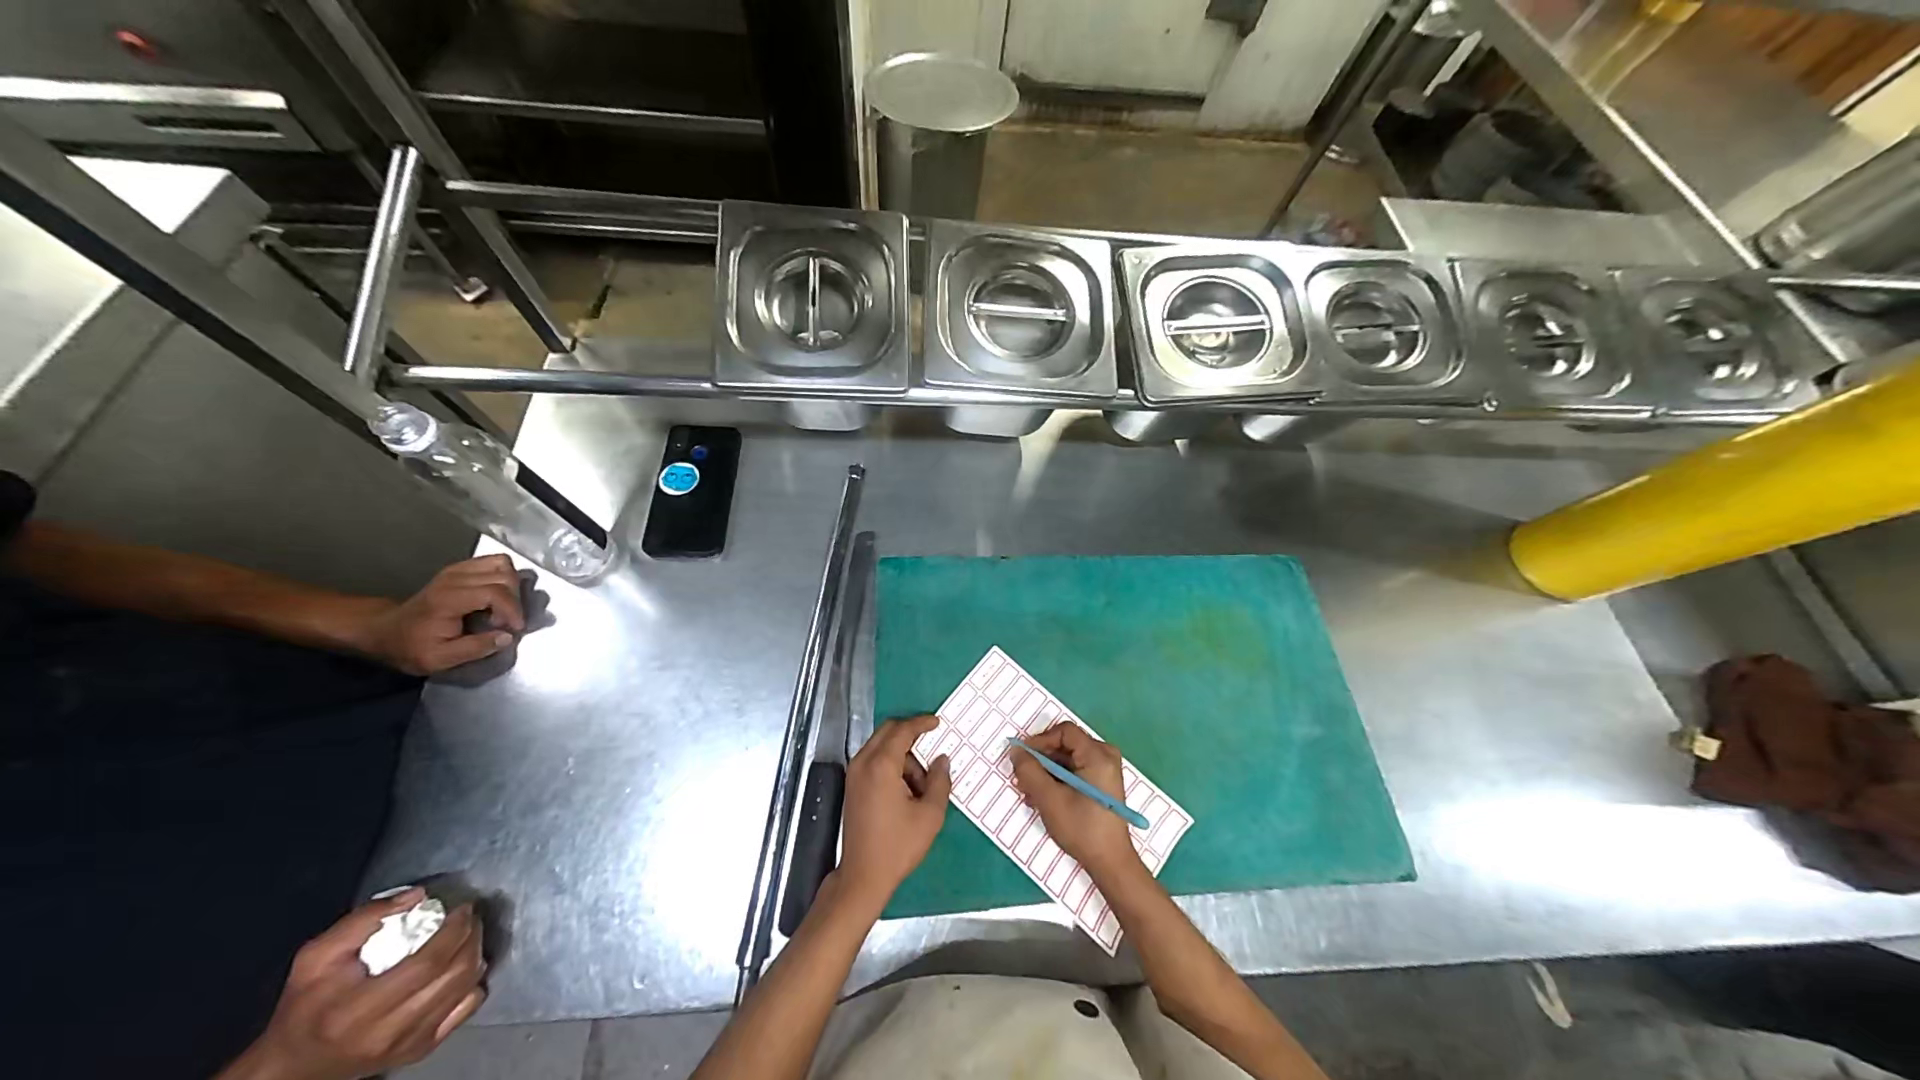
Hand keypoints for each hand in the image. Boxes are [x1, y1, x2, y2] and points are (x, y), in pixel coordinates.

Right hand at [217, 888, 486, 1079]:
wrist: (293, 1064)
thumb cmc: (304, 1006)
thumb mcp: (317, 957)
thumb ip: (364, 919)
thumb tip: (417, 895)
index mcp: (357, 1009)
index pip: (427, 964)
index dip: (454, 930)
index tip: (462, 908)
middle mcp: (387, 1032)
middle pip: (455, 975)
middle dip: (471, 937)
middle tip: (468, 917)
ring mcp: (409, 1044)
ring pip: (467, 989)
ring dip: (476, 954)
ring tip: (468, 935)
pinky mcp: (421, 1050)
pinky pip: (466, 1009)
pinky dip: (473, 981)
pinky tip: (463, 967)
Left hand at [356, 555, 526, 674]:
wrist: (385, 630)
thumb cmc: (410, 646)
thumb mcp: (438, 659)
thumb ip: (475, 649)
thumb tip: (507, 637)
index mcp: (449, 599)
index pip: (495, 592)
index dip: (512, 610)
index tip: (515, 629)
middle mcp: (454, 578)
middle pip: (504, 576)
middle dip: (514, 600)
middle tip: (506, 621)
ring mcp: (457, 569)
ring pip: (502, 564)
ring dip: (512, 585)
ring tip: (505, 606)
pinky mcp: (460, 568)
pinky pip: (494, 562)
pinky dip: (504, 576)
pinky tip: (497, 595)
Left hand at [836, 714, 951, 904]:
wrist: (864, 876)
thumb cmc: (898, 846)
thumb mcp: (930, 814)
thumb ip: (939, 781)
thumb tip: (942, 760)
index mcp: (881, 765)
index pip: (902, 731)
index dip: (921, 723)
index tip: (937, 722)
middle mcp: (863, 763)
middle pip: (888, 732)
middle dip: (911, 736)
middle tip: (932, 747)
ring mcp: (854, 774)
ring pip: (882, 748)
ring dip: (903, 757)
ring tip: (921, 789)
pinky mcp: (852, 786)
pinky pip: (874, 762)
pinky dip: (891, 767)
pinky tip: (906, 792)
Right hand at [1011, 722, 1140, 879]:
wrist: (1109, 862)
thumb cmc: (1081, 828)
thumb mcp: (1049, 798)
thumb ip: (1029, 770)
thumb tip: (1016, 751)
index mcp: (1098, 755)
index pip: (1064, 732)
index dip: (1040, 741)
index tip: (1022, 758)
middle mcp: (1105, 757)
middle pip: (1065, 746)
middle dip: (1040, 760)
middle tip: (1022, 778)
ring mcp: (1105, 771)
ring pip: (1067, 760)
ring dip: (1046, 773)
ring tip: (1028, 793)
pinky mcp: (1101, 784)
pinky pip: (1075, 771)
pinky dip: (1057, 781)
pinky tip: (1042, 798)